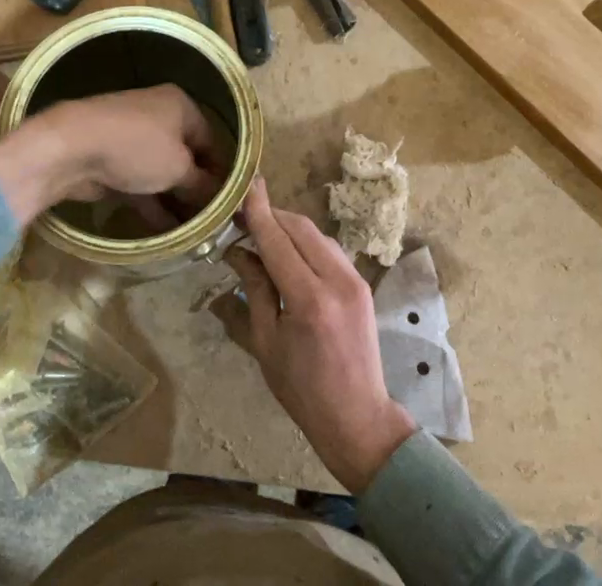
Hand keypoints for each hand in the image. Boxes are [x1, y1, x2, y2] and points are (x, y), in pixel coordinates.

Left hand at [0, 85, 218, 223]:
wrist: (71, 147)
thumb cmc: (137, 147)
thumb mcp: (179, 168)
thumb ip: (203, 184)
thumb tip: (221, 197)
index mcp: (181, 106)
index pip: (213, 141)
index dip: (223, 172)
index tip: (232, 203)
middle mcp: (159, 116)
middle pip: (188, 157)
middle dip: (199, 188)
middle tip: (214, 220)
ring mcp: (133, 139)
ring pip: (163, 172)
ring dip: (177, 199)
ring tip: (195, 231)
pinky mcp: (112, 161)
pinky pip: (141, 183)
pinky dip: (154, 203)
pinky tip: (168, 230)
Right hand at [225, 178, 416, 492]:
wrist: (356, 415)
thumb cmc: (301, 388)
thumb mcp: (266, 341)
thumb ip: (255, 289)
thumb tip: (239, 251)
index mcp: (309, 300)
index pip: (278, 242)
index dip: (259, 213)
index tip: (245, 187)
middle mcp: (338, 282)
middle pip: (301, 229)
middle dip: (272, 216)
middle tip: (243, 217)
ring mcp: (356, 281)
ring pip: (318, 236)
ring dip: (290, 228)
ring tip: (262, 234)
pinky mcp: (363, 286)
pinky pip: (330, 251)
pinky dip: (307, 244)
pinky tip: (289, 253)